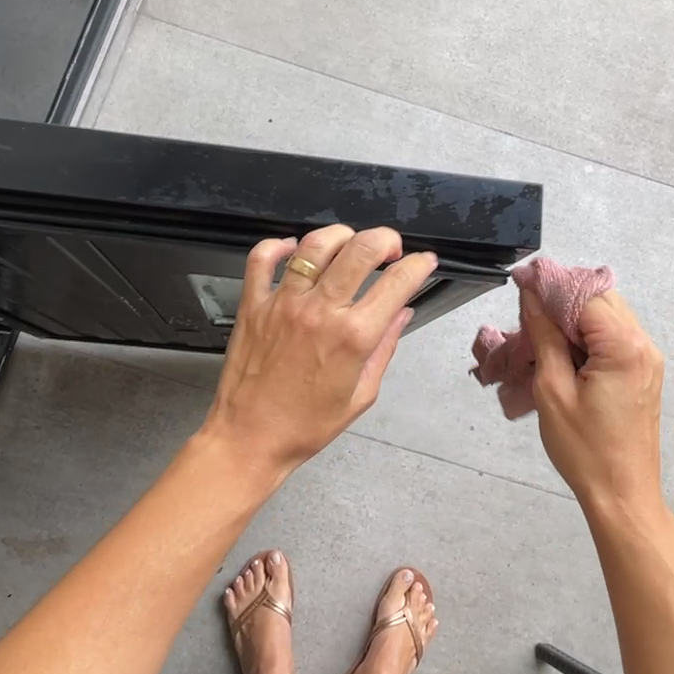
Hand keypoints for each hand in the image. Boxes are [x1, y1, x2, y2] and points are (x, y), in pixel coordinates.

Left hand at [199, 225, 437, 474]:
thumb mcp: (361, 394)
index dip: (419, 265)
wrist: (250, 438)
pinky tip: (295, 249)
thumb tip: (401, 315)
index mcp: (353, 337)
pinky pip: (263, 258)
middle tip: (391, 248)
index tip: (423, 263)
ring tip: (349, 244)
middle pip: (361, 249)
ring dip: (340, 235)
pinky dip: (279, 245)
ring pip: (315, 245)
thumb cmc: (305, 425)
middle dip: (386, 239)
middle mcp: (319, 312)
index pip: (397, 282)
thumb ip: (384, 348)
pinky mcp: (254, 305)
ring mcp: (283, 304)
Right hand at [519, 287, 664, 511]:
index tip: (520, 284)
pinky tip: (562, 352)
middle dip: (561, 300)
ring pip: (607, 315)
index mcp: (624, 347)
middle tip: (526, 315)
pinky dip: (586, 335)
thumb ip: (544, 336)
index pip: (585, 294)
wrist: (622, 493)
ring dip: (573, 318)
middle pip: (600, 299)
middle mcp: (644, 345)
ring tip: (540, 335)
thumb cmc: (585, 450)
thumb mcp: (552, 390)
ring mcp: (648, 358)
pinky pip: (613, 336)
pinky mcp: (644, 372)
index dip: (551, 286)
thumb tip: (532, 298)